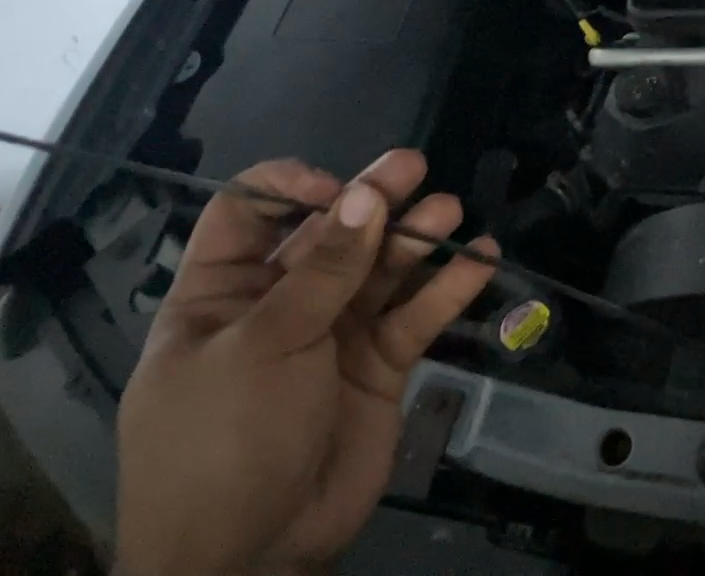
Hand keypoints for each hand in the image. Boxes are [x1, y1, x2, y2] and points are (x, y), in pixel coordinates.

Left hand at [116, 151, 498, 574]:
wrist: (252, 555)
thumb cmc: (223, 440)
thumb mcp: (261, 347)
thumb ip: (322, 271)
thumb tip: (363, 194)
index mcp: (222, 294)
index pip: (249, 214)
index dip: (290, 188)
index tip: (335, 189)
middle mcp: (281, 304)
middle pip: (330, 234)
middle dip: (371, 199)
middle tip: (413, 167)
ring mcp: (335, 335)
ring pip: (381, 271)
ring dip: (415, 238)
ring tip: (450, 212)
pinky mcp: (381, 366)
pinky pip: (416, 317)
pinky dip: (449, 289)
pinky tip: (482, 261)